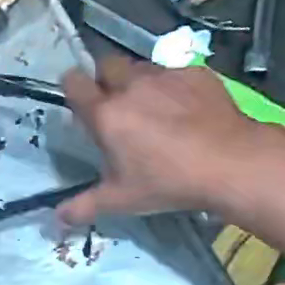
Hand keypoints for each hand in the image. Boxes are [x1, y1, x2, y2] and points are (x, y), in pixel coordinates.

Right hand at [56, 56, 267, 225]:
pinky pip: (175, 74)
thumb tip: (56, 219)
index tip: (80, 102)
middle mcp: (131, 86)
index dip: (73, 89)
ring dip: (139, 83)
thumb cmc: (167, 182)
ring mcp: (165, 75)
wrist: (228, 162)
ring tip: (153, 110)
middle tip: (117, 107)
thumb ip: (85, 206)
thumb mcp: (122, 200)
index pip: (74, 83)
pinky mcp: (195, 73)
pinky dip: (174, 88)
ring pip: (141, 68)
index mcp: (106, 114)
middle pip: (107, 64)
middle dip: (106, 80)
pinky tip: (187, 111)